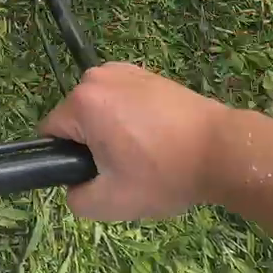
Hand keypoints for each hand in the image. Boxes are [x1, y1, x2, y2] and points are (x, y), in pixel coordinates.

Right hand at [39, 62, 235, 220]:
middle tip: (125, 169)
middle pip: (76, 118)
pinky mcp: (142, 71)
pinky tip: (156, 135)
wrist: (220, 149)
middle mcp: (95, 76)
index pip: (51, 132)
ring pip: (99, 108)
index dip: (66, 159)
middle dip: (92, 144)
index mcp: (82, 102)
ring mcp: (120, 70)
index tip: (96, 174)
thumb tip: (72, 187)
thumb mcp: (114, 202)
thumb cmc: (164, 173)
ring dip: (111, 129)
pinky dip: (129, 115)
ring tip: (145, 153)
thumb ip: (78, 200)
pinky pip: (120, 97)